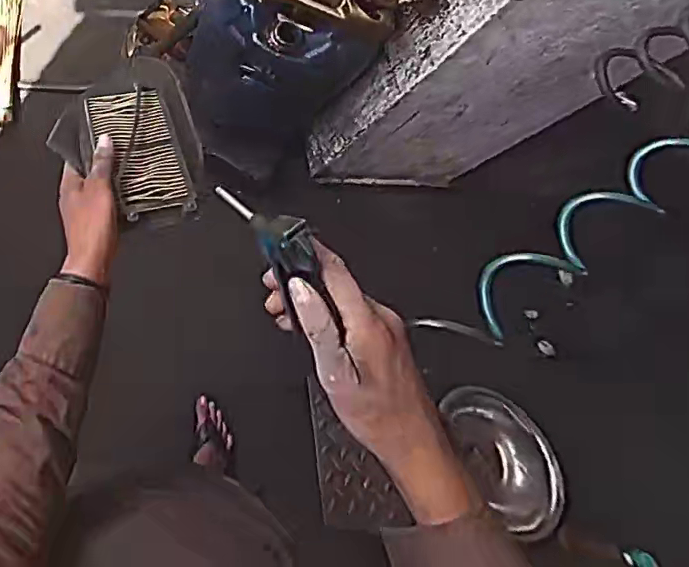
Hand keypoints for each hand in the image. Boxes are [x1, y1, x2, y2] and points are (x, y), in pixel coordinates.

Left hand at [57, 134, 118, 284]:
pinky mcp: (93, 222)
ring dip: (109, 181)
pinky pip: (104, 203)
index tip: (102, 138)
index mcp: (68, 184)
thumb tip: (103, 142)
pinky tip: (124, 198)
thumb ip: (101, 164)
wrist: (93, 263)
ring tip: (124, 173)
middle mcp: (72, 196)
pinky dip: (113, 198)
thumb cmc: (91, 229)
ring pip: (96, 187)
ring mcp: (82, 210)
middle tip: (118, 154)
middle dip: (102, 163)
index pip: (75, 156)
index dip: (88, 145)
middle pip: (87, 172)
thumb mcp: (99, 188)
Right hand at [262, 242, 476, 524]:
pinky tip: (313, 328)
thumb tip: (299, 288)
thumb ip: (317, 324)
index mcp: (367, 321)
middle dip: (299, 281)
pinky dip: (327, 312)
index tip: (285, 243)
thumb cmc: (377, 416)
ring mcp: (385, 325)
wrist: (414, 444)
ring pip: (340, 296)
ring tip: (286, 314)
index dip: (307, 251)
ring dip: (311, 299)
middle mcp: (380, 316)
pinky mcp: (386, 335)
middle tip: (274, 292)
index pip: (335, 268)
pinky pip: (351, 311)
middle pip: (334, 281)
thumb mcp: (336, 372)